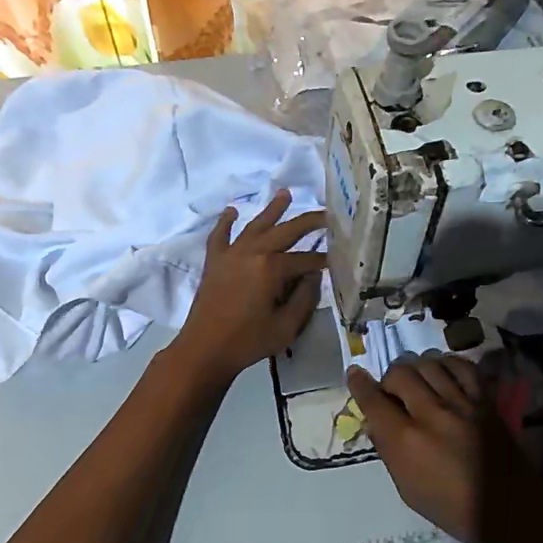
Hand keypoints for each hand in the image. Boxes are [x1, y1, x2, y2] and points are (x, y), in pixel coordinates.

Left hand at [168, 189, 325, 381]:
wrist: (204, 349)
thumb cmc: (249, 341)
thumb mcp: (287, 326)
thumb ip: (305, 298)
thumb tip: (313, 276)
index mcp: (272, 268)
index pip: (306, 260)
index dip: (323, 261)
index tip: (337, 260)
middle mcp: (253, 252)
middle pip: (285, 231)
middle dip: (308, 222)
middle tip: (326, 215)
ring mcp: (231, 254)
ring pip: (255, 225)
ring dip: (272, 209)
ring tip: (285, 193)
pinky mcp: (214, 261)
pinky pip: (220, 235)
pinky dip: (226, 222)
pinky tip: (232, 211)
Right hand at [347, 356, 540, 542]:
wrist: (507, 507)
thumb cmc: (451, 506)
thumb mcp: (407, 488)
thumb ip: (388, 449)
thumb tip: (373, 421)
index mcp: (406, 441)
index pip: (374, 401)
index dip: (359, 384)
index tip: (354, 374)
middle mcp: (431, 414)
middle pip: (400, 373)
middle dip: (389, 378)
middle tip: (393, 392)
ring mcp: (461, 403)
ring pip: (429, 363)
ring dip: (416, 367)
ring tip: (417, 380)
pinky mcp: (484, 399)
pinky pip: (462, 366)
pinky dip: (447, 364)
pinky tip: (442, 373)